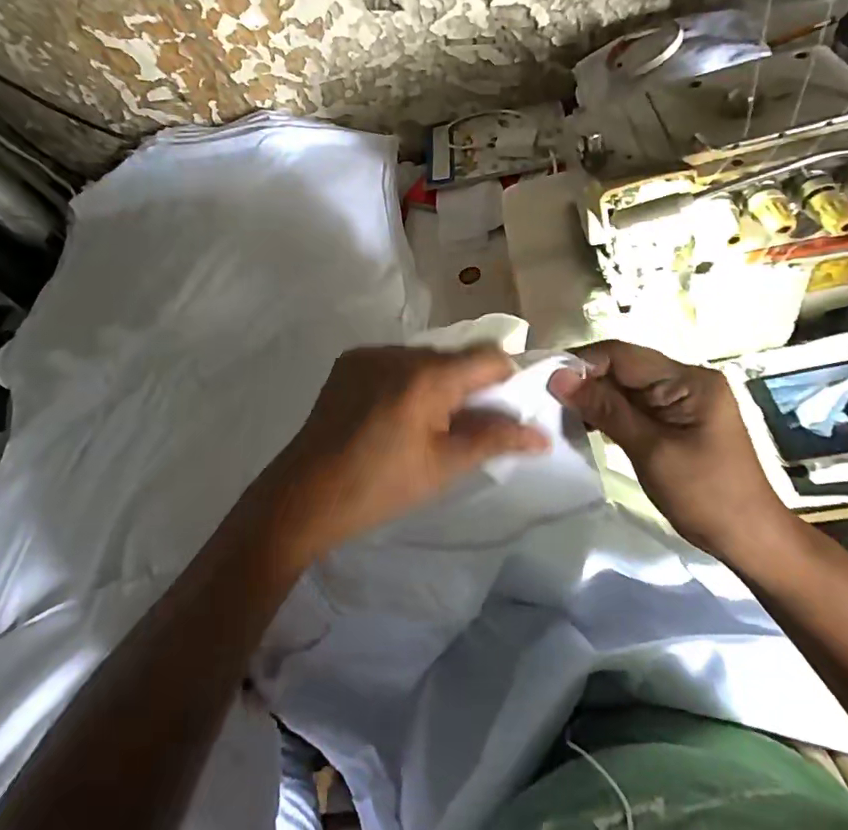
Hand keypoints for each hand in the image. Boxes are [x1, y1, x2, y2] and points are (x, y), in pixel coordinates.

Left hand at [267, 345, 548, 562]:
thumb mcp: (444, 465)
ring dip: (436, 383)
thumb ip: (494, 439)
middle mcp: (398, 352)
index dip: (506, 380)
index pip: (488, 356)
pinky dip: (406, 381)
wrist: (306, 495)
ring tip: (427, 426)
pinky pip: (393, 363)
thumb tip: (541, 434)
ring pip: (423, 358)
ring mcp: (368, 354)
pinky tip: (395, 417)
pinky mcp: (347, 364)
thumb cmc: (381, 486)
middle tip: (465, 428)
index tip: (504, 413)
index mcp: (427, 374)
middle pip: (454, 356)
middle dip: (469, 385)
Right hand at [547, 340, 790, 554]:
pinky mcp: (678, 420)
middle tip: (547, 400)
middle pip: (624, 367)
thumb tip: (559, 378)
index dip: (582, 363)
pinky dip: (610, 413)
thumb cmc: (705, 495)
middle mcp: (688, 381)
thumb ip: (605, 410)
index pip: (623, 355)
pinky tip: (586, 425)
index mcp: (690, 381)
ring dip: (595, 398)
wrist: (750, 539)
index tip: (545, 381)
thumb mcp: (650, 450)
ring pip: (626, 387)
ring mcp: (684, 401)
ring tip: (561, 414)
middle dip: (585, 380)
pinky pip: (635, 405)